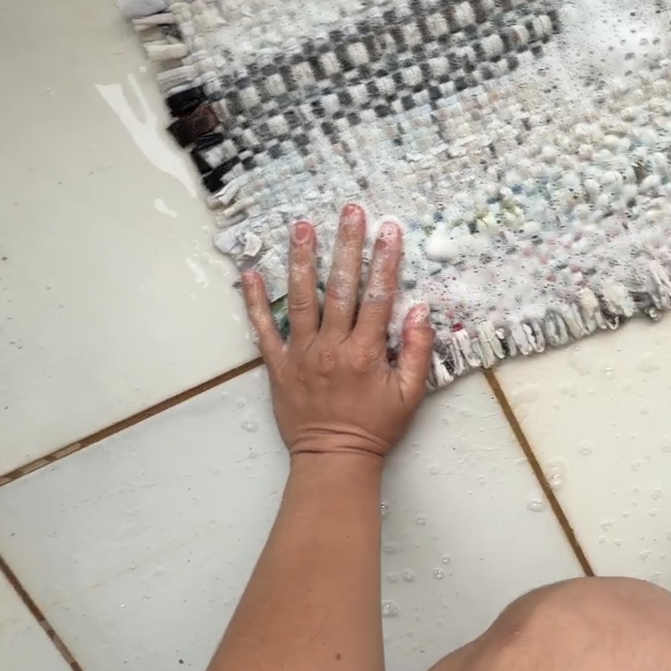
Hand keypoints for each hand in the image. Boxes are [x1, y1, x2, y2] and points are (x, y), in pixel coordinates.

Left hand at [241, 203, 435, 460]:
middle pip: (341, 287)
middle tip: (350, 211)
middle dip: (347, 245)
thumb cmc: (376, 427)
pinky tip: (249, 274)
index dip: (385, 261)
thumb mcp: (410, 395)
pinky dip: (254, 302)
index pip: (378, 296)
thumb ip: (417, 352)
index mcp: (366, 352)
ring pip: (302, 299)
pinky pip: (264, 330)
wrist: (334, 459)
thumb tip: (421, 311)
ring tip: (302, 226)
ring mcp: (301, 353)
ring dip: (303, 260)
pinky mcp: (278, 365)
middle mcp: (332, 346)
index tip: (389, 229)